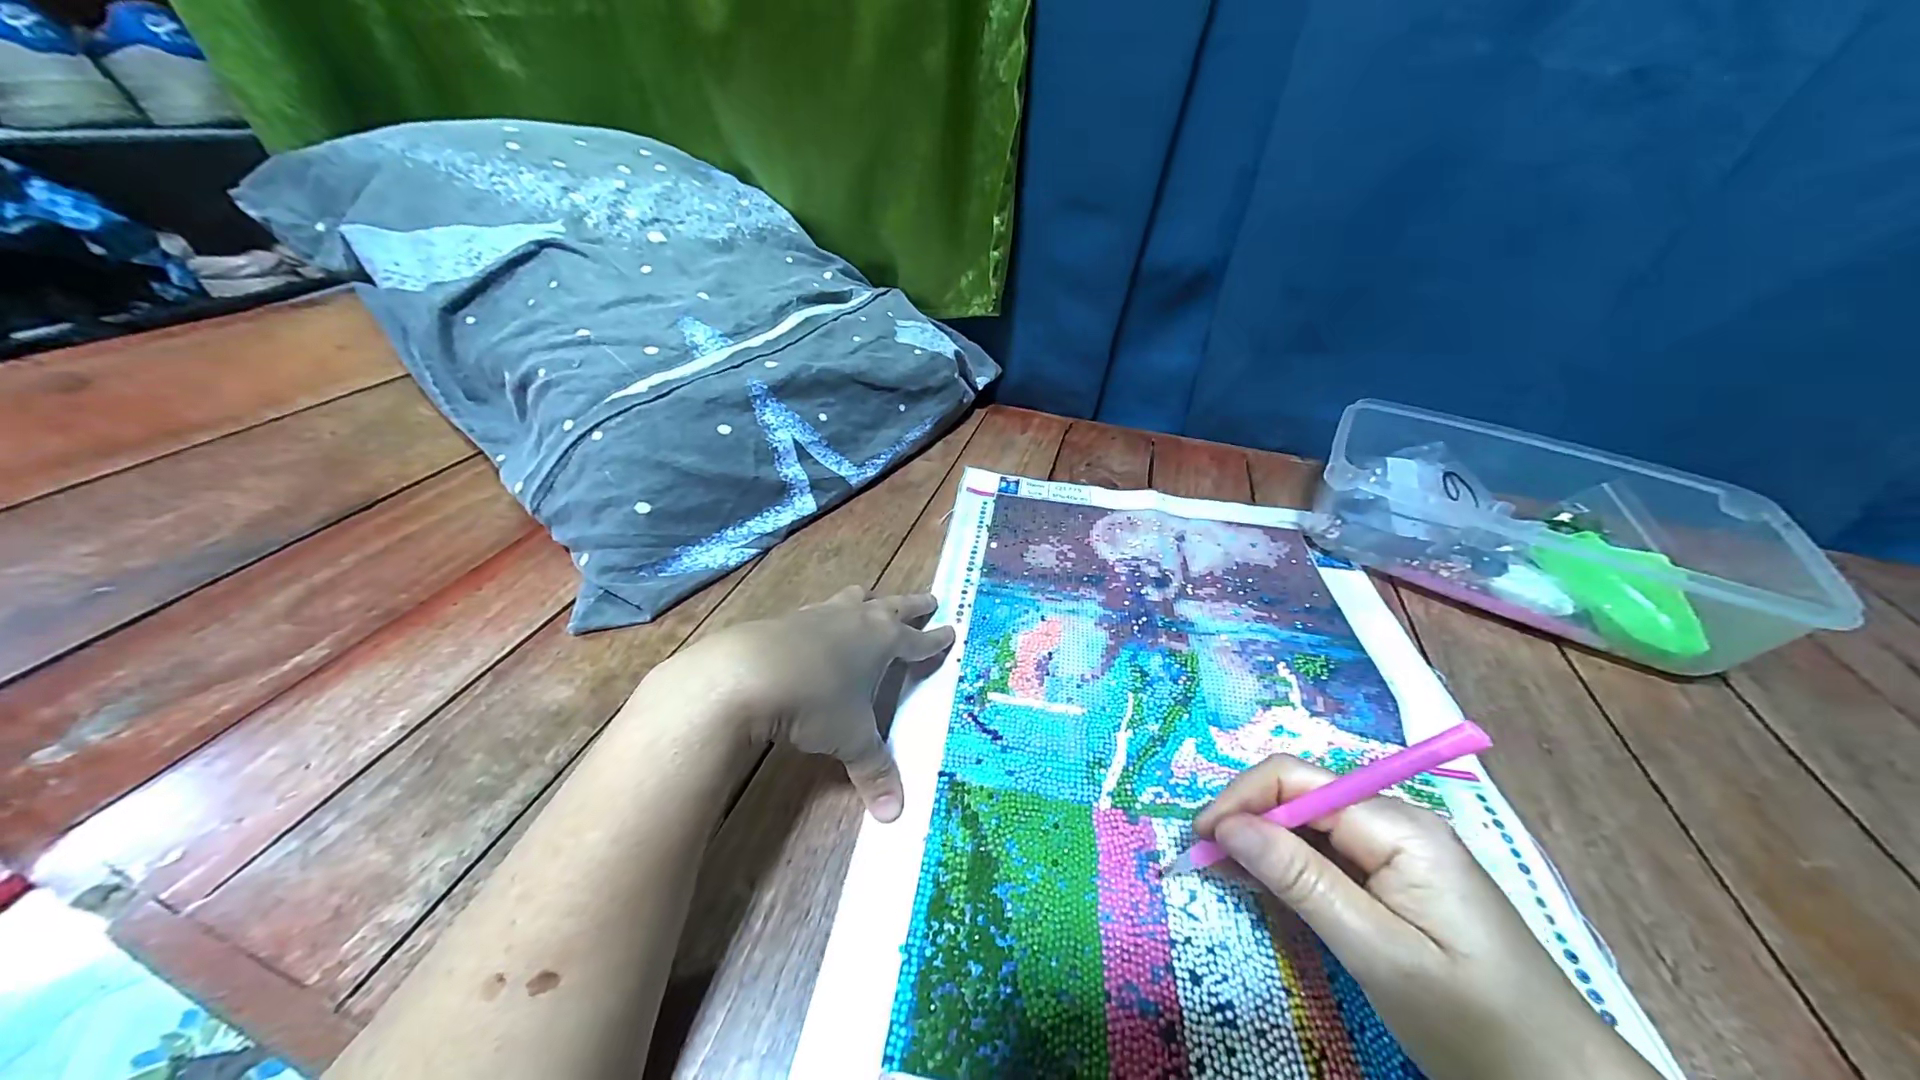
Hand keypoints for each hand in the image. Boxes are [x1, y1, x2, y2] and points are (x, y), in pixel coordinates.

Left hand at [661, 586, 954, 822]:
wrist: (747, 674)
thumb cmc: (814, 703)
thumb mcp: (850, 740)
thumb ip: (874, 772)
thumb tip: (895, 815)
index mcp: (883, 642)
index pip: (918, 642)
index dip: (936, 641)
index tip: (952, 631)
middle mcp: (857, 620)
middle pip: (894, 607)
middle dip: (914, 606)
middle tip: (930, 600)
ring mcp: (821, 614)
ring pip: (853, 598)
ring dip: (868, 599)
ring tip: (872, 598)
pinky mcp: (788, 618)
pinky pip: (817, 609)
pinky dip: (827, 613)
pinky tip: (817, 622)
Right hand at [1194, 755, 1660, 1079]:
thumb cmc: (1473, 1020)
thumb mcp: (1378, 952)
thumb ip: (1301, 880)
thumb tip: (1229, 827)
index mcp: (1399, 826)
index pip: (1297, 781)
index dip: (1240, 801)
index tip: (1199, 841)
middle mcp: (1395, 821)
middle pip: (1299, 796)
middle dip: (1244, 819)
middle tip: (1201, 860)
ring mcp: (1396, 848)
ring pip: (1307, 824)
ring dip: (1259, 842)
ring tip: (1218, 870)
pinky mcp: (1394, 877)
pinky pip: (1326, 854)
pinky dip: (1285, 864)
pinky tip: (1259, 881)